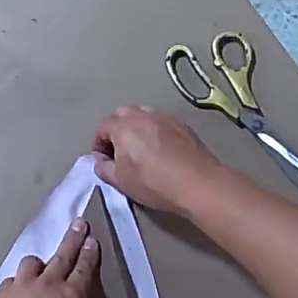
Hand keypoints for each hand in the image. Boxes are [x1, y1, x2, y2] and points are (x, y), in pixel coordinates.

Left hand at [0, 220, 102, 297]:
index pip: (85, 268)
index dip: (90, 253)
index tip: (92, 240)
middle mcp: (47, 286)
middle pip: (62, 254)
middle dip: (72, 238)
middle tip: (78, 224)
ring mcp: (21, 288)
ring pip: (32, 264)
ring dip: (39, 265)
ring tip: (41, 268)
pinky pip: (10, 283)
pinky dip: (17, 285)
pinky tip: (16, 295)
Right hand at [93, 106, 223, 216]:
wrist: (198, 184)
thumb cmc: (154, 183)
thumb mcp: (121, 181)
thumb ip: (104, 168)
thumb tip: (99, 161)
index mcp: (124, 127)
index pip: (103, 126)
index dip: (99, 142)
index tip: (103, 159)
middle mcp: (143, 116)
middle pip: (122, 113)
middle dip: (116, 128)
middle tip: (119, 150)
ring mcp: (165, 118)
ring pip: (144, 113)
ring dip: (137, 126)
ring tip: (141, 147)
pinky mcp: (183, 125)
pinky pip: (162, 121)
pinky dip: (155, 129)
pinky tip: (161, 148)